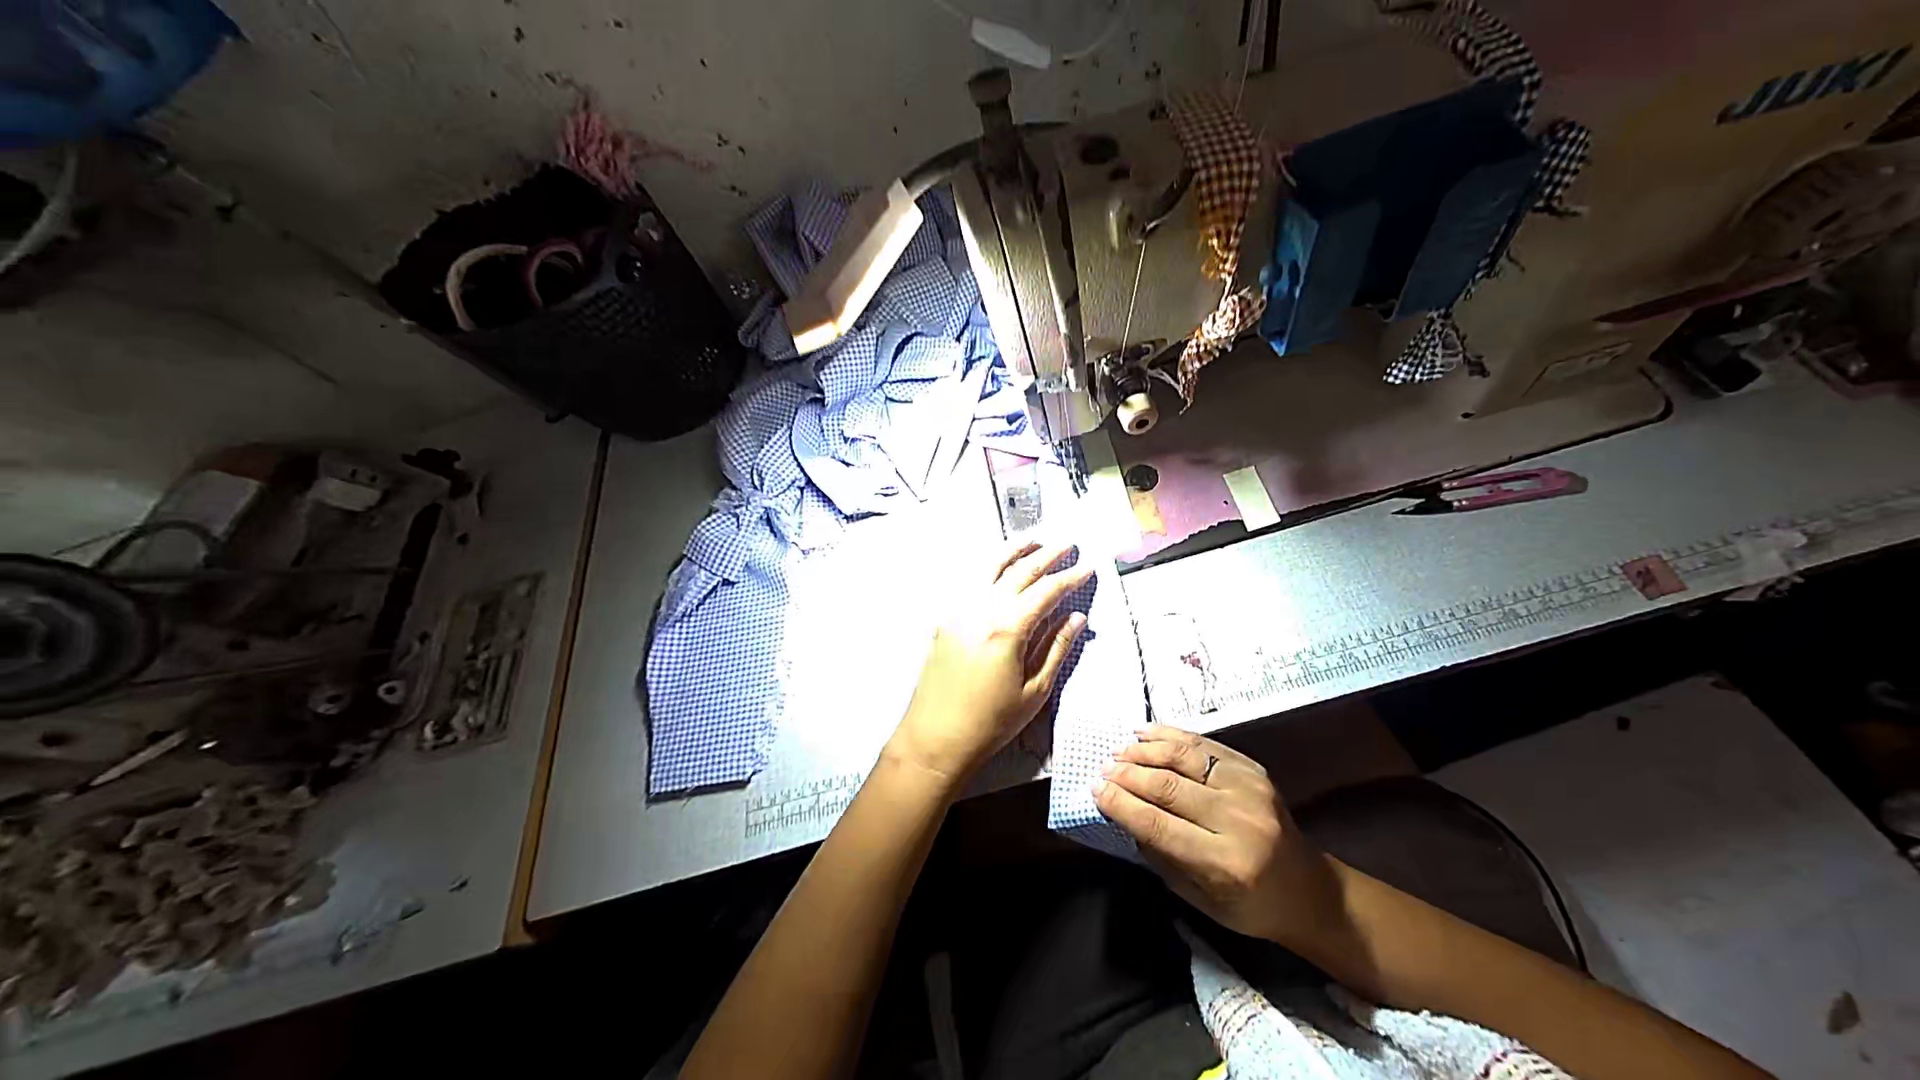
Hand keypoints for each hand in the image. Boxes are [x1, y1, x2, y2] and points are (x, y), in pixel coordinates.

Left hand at [885, 541, 1092, 788]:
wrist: (934, 737)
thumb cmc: (989, 722)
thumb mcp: (1034, 691)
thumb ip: (1056, 649)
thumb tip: (1076, 618)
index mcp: (1006, 628)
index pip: (1045, 592)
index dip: (1069, 577)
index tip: (1087, 566)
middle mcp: (980, 610)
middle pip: (1018, 572)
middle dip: (1045, 556)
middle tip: (1066, 545)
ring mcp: (958, 612)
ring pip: (989, 569)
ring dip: (1013, 552)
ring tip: (1033, 540)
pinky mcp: (945, 620)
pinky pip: (970, 582)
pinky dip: (988, 567)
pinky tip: (997, 566)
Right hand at [1093, 725, 1338, 945]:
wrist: (1309, 890)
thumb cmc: (1250, 905)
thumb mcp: (1199, 898)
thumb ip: (1161, 856)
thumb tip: (1124, 814)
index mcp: (1226, 863)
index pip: (1158, 825)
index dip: (1121, 804)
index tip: (1095, 790)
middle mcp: (1241, 820)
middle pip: (1169, 786)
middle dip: (1129, 774)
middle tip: (1103, 768)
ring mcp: (1252, 789)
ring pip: (1186, 757)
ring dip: (1146, 750)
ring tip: (1120, 750)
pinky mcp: (1255, 770)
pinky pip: (1206, 745)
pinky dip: (1172, 736)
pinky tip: (1147, 734)